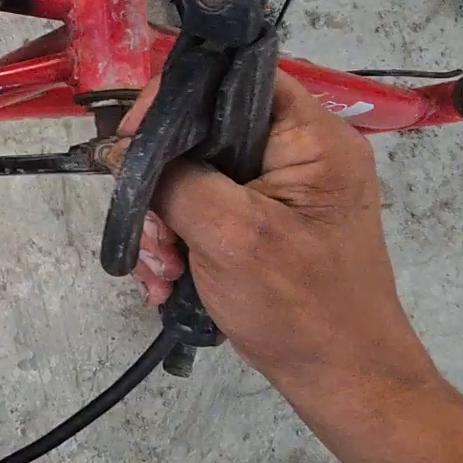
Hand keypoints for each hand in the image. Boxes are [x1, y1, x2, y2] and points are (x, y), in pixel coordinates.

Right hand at [123, 71, 442, 404]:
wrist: (342, 383)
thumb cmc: (300, 305)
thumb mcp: (230, 233)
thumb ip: (172, 180)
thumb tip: (120, 151)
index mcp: (309, 138)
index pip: (233, 80)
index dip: (174, 99)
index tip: (132, 142)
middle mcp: (293, 154)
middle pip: (198, 136)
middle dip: (158, 186)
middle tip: (153, 234)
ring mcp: (273, 191)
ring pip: (187, 179)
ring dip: (160, 226)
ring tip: (161, 271)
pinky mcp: (256, 223)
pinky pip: (195, 213)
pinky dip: (174, 244)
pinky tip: (167, 280)